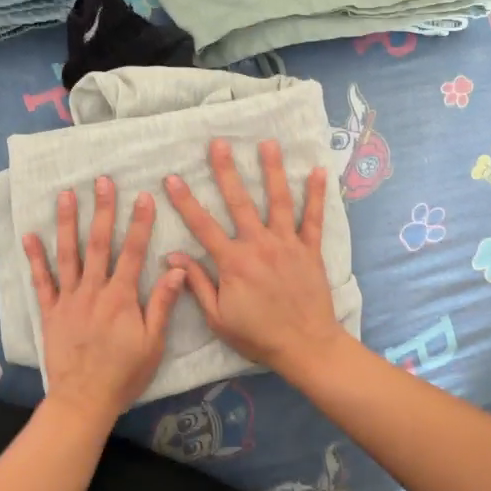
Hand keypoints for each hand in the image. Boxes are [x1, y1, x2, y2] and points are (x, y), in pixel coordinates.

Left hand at [23, 176, 186, 423]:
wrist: (84, 400)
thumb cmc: (124, 374)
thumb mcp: (154, 343)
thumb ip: (162, 304)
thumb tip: (177, 268)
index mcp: (121, 298)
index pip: (133, 252)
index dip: (139, 223)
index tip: (144, 196)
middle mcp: (93, 291)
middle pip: (98, 244)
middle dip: (102, 210)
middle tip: (102, 181)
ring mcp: (68, 300)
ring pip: (68, 255)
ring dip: (67, 223)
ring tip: (66, 195)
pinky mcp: (50, 312)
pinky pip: (41, 281)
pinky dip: (35, 258)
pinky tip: (30, 236)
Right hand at [163, 139, 349, 374]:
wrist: (306, 347)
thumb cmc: (257, 336)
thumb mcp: (218, 317)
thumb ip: (197, 283)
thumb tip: (173, 256)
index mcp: (233, 262)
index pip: (203, 225)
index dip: (185, 201)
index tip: (172, 178)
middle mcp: (259, 245)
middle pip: (240, 201)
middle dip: (227, 170)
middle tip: (219, 143)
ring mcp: (287, 245)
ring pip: (278, 201)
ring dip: (272, 170)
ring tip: (268, 143)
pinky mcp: (310, 251)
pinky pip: (313, 219)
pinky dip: (317, 195)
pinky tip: (318, 171)